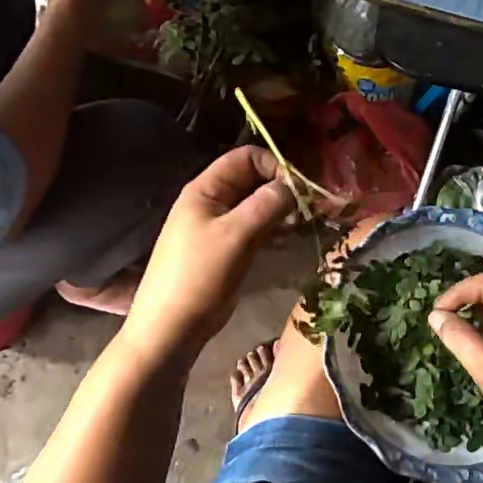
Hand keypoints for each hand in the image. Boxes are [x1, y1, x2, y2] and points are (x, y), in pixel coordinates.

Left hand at [118, 147, 295, 356]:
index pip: (246, 157)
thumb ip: (267, 204)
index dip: (275, 166)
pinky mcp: (231, 247)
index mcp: (206, 189)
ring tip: (302, 225)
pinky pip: (259, 227)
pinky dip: (276, 228)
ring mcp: (222, 225)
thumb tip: (295, 185)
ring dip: (283, 210)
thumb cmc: (199, 274)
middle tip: (309, 209)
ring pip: (260, 204)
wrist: (173, 324)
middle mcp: (214, 201)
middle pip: (255, 180)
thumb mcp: (236, 234)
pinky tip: (290, 239)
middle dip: (284, 189)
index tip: (300, 189)